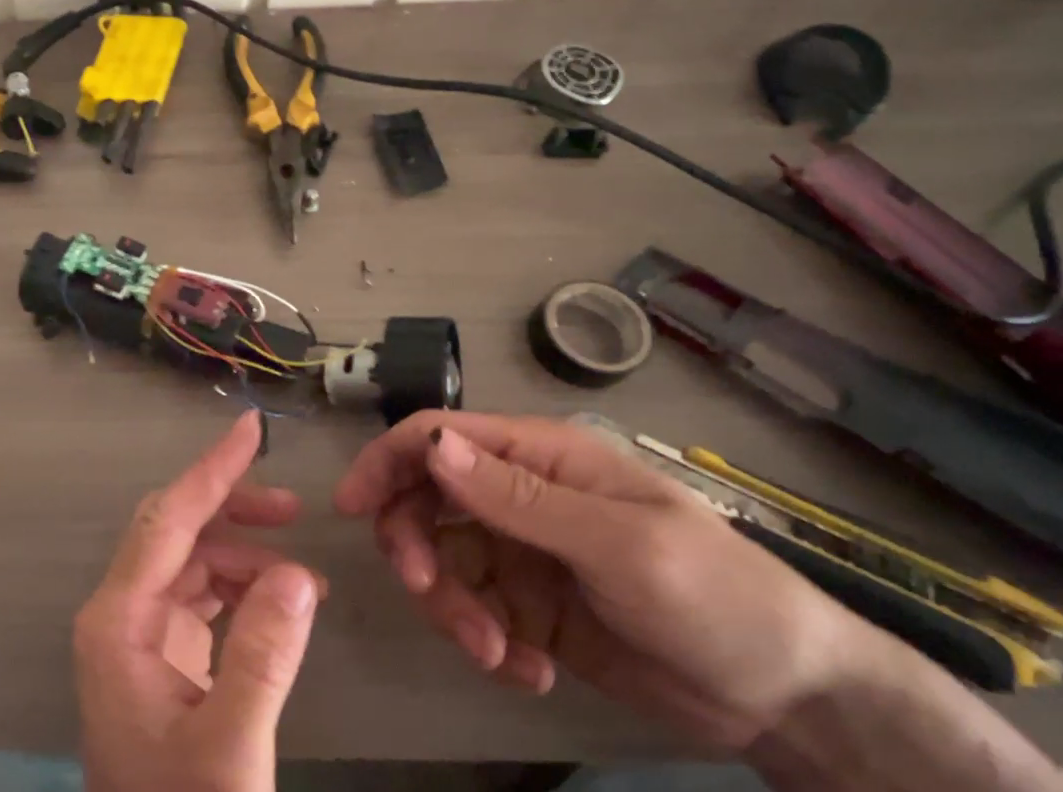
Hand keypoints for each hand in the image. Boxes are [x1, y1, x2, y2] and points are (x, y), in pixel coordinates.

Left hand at [75, 411, 323, 791]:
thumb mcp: (230, 747)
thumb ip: (263, 659)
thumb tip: (298, 575)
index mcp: (117, 621)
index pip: (167, 522)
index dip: (212, 472)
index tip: (251, 429)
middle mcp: (118, 615)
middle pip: (174, 532)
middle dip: (232, 511)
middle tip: (296, 511)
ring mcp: (136, 637)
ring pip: (189, 563)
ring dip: (243, 557)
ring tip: (306, 580)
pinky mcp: (157, 659)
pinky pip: (197, 598)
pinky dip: (238, 590)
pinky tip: (278, 604)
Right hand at [335, 411, 874, 749]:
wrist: (786, 699)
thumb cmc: (717, 598)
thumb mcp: (619, 545)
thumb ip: (519, 497)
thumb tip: (430, 444)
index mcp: (543, 460)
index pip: (440, 437)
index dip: (387, 462)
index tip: (349, 508)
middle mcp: (521, 498)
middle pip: (425, 502)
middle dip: (415, 549)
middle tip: (427, 595)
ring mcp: (522, 554)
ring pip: (441, 564)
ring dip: (453, 611)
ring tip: (500, 655)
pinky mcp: (528, 608)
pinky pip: (474, 614)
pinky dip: (487, 645)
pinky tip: (530, 673)